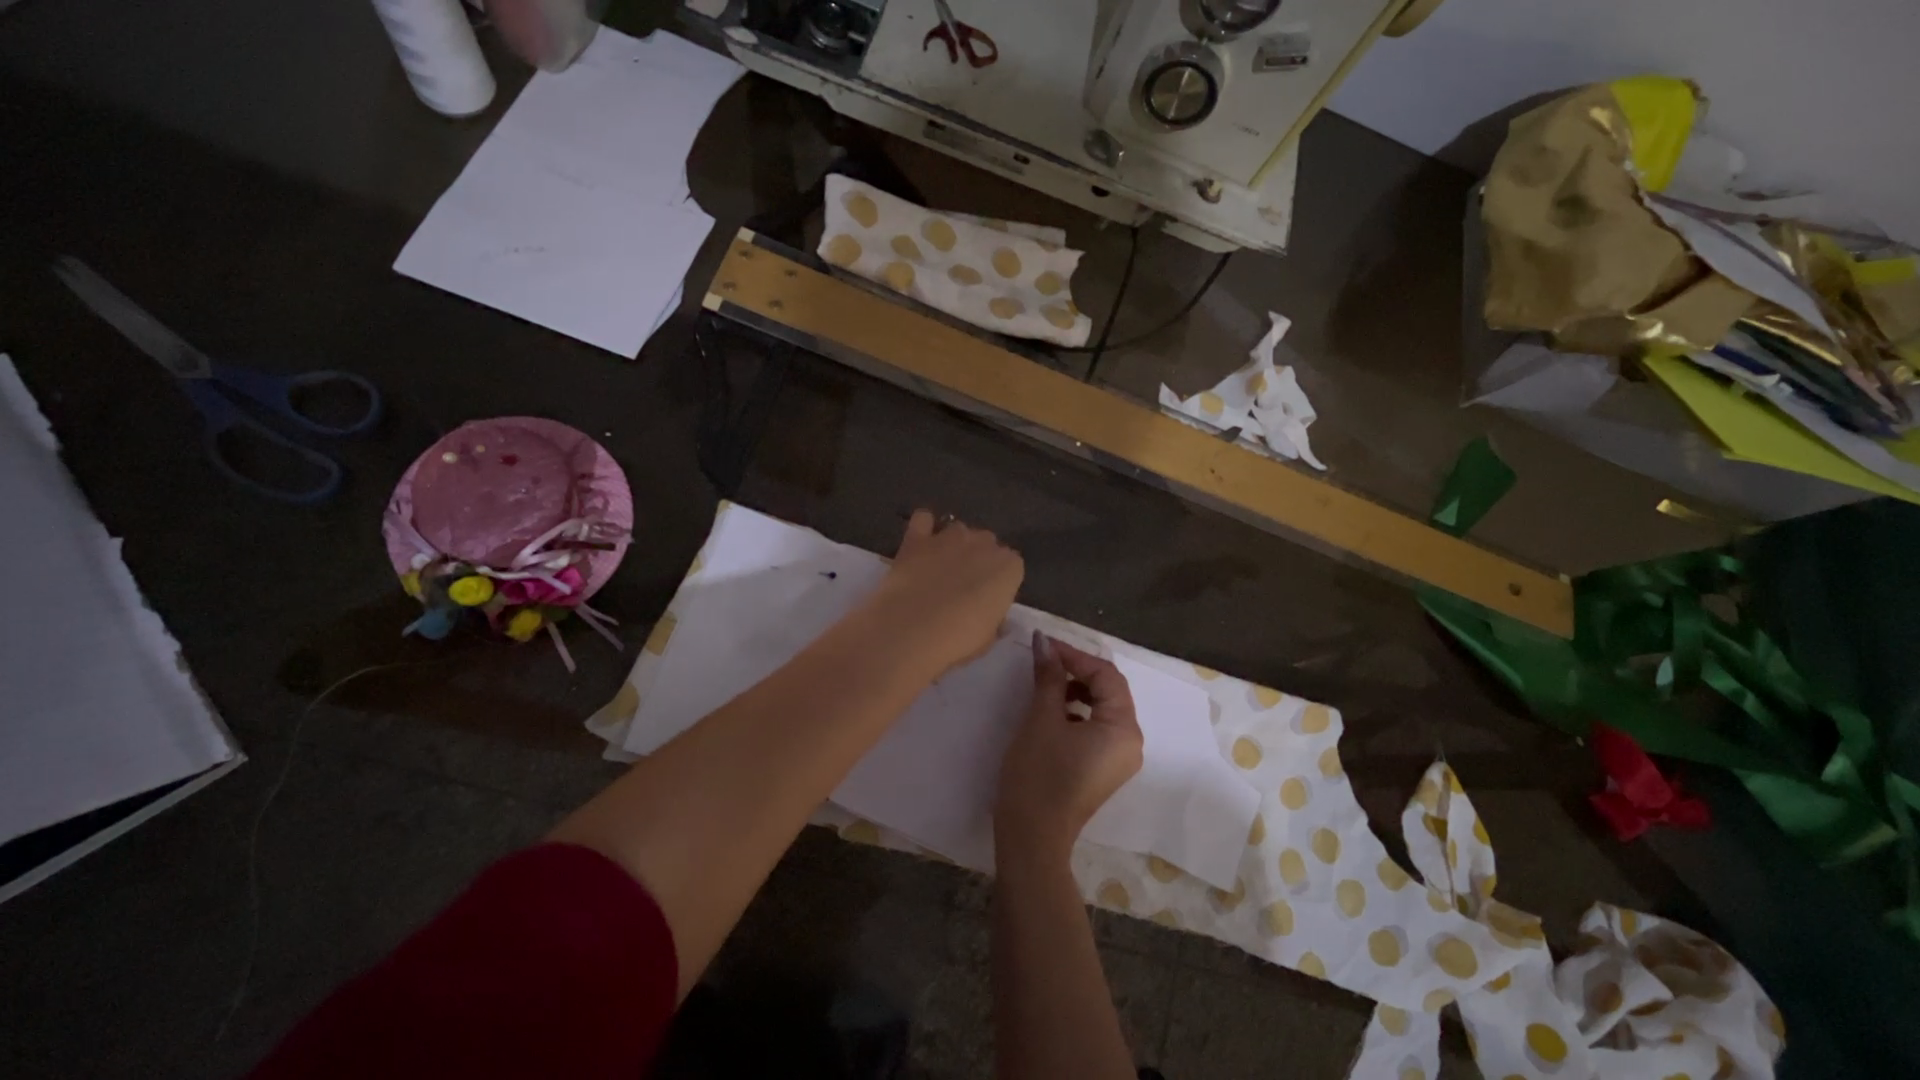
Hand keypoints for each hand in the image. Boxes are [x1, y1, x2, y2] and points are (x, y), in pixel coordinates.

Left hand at [859, 509, 1023, 679]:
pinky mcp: (916, 539)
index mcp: (1009, 567)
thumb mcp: (987, 639)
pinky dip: (923, 528)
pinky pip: (923, 520)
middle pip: (986, 543)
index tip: (989, 598)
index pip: (1012, 565)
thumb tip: (998, 620)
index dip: (1000, 581)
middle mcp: (983, 544)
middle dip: (978, 558)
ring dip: (953, 544)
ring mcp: (948, 537)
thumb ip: (995, 622)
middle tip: (964, 586)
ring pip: (958, 530)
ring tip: (941, 568)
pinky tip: (920, 546)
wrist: (910, 631)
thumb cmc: (958, 640)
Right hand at [995, 633, 1143, 861]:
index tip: (1044, 646)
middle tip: (1044, 661)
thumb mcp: (1041, 719)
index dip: (1075, 656)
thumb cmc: (1038, 774)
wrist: (1032, 836)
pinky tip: (1052, 714)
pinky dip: (1078, 714)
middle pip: (1110, 692)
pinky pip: (1098, 730)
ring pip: (1104, 710)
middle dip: (1078, 671)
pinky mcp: (1104, 770)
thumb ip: (1048, 677)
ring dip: (1077, 691)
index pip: (1106, 676)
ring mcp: (1120, 759)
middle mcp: (1131, 742)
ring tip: (1045, 686)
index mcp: (1124, 728)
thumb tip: (1044, 642)